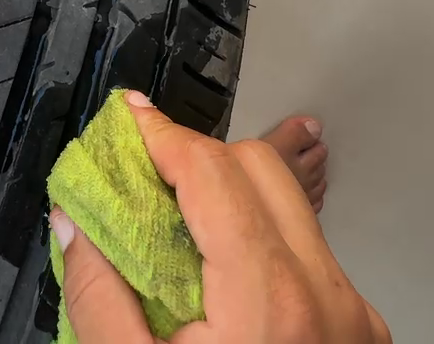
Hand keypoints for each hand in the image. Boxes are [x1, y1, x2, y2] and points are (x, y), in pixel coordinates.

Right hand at [53, 92, 389, 343]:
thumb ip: (99, 297)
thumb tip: (72, 220)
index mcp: (272, 305)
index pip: (214, 175)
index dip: (163, 134)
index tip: (127, 112)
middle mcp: (329, 297)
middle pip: (260, 168)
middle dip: (198, 156)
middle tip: (146, 172)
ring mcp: (354, 315)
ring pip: (288, 204)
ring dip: (229, 193)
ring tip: (176, 221)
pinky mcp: (361, 332)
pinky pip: (305, 249)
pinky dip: (257, 234)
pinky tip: (219, 274)